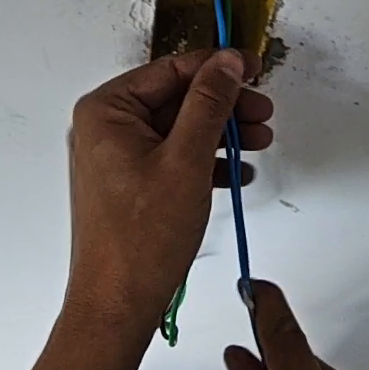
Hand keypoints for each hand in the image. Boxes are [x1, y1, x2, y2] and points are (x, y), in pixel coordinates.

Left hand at [65, 49, 273, 333]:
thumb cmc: (140, 240)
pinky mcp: (132, 181)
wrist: (118, 306)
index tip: (252, 67)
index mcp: (107, 110)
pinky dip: (207, 159)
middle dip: (225, 106)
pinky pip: (175, 154)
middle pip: (178, 98)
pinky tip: (237, 170)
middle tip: (261, 111)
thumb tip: (227, 63)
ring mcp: (118, 156)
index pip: (171, 70)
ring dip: (222, 132)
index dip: (217, 67)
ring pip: (181, 127)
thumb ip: (209, 103)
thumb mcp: (187, 159)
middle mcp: (107, 127)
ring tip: (259, 140)